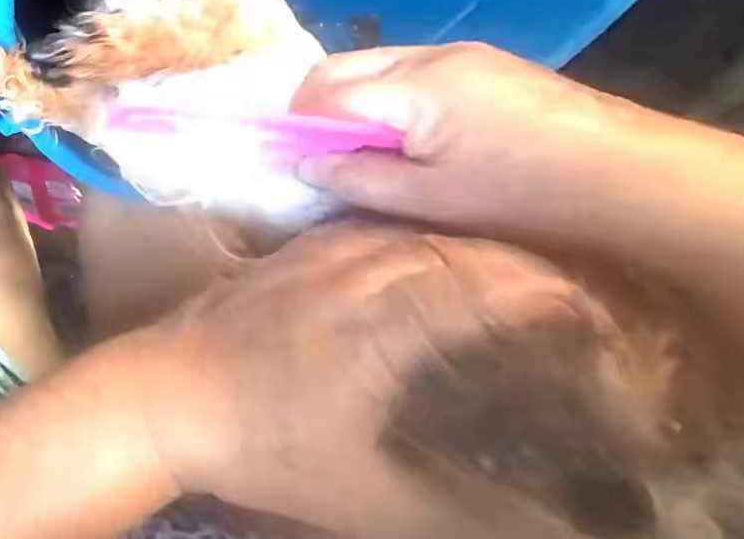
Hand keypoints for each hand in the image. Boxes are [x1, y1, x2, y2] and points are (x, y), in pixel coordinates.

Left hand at [129, 223, 614, 534]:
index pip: (463, 289)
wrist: (162, 392)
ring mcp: (299, 263)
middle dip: (498, 260)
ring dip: (444, 243)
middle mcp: (338, 280)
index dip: (527, 288)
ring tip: (488, 263)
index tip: (580, 301)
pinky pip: (344, 233)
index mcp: (369, 332)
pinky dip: (390, 236)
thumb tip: (548, 525)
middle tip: (551, 283)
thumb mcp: (366, 497)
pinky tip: (401, 250)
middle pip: (430, 251)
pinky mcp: (273, 260)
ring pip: (386, 235)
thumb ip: (457, 510)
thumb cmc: (261, 447)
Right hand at [288, 43, 710, 244]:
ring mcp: (458, 51)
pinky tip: (411, 129)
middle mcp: (427, 54)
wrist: (647, 180)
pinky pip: (407, 67)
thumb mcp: (433, 199)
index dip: (299, 122)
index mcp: (412, 87)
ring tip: (366, 142)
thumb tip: (301, 162)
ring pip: (373, 62)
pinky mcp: (483, 59)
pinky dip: (386, 92)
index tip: (292, 154)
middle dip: (316, 103)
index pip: (326, 92)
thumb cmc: (529, 196)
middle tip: (322, 148)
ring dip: (351, 96)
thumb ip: (357, 177)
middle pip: (341, 66)